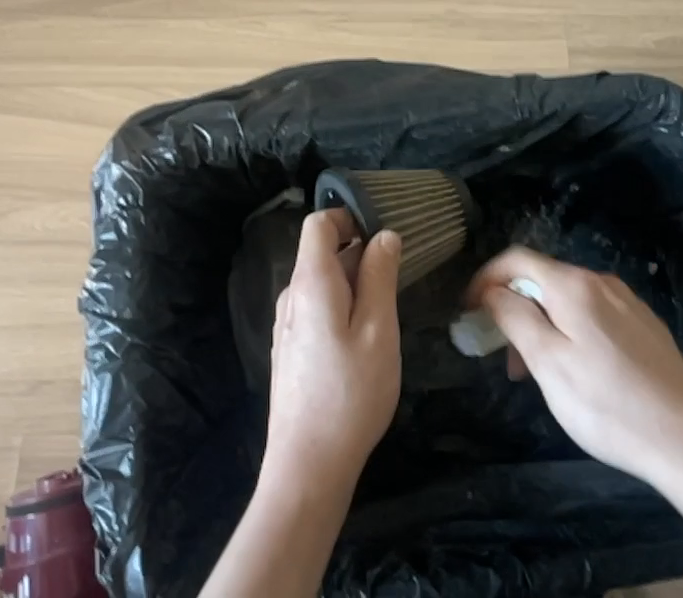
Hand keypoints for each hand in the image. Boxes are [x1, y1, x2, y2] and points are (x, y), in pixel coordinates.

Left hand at [263, 209, 402, 493]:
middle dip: (359, 256)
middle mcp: (290, 296)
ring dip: (353, 287)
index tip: (382, 236)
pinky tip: (362, 344)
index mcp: (311, 283)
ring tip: (384, 319)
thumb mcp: (380, 330)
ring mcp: (285, 325)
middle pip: (321, 254)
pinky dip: (340, 310)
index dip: (348, 218)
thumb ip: (380, 277)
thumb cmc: (352, 392)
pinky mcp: (288, 350)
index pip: (318, 223)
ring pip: (321, 285)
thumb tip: (383, 235)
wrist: (308, 463)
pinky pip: (315, 310)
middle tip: (397, 285)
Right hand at [466, 246, 682, 485]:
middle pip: (543, 280)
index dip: (486, 279)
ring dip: (542, 326)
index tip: (469, 311)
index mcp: (574, 286)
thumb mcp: (548, 363)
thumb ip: (515, 318)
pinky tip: (579, 374)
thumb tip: (494, 290)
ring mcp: (629, 304)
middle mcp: (602, 282)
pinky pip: (594, 316)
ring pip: (569, 301)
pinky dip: (571, 333)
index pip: (516, 259)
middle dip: (514, 309)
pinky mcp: (646, 327)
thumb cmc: (607, 405)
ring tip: (540, 375)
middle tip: (505, 359)